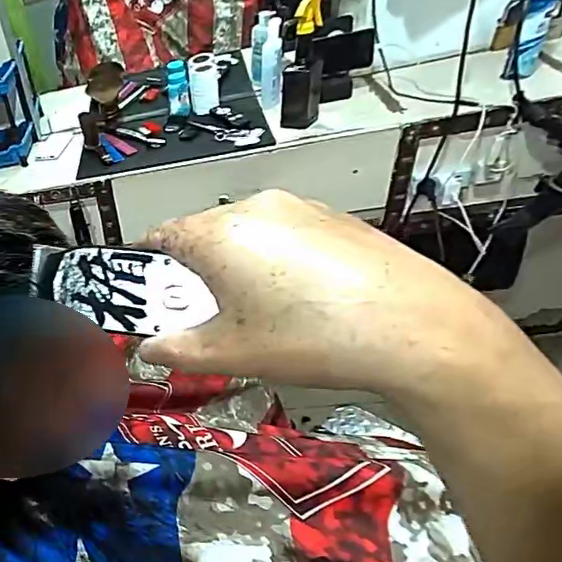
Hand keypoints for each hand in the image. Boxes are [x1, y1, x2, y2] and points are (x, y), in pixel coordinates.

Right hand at [138, 191, 555, 403]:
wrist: (412, 327)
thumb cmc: (312, 338)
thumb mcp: (233, 354)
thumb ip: (179, 350)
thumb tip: (151, 349)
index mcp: (219, 232)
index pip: (160, 236)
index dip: (149, 269)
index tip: (156, 298)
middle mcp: (257, 207)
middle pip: (205, 233)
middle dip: (197, 273)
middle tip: (213, 317)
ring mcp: (301, 207)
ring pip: (248, 233)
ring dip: (240, 266)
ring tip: (266, 313)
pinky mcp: (336, 218)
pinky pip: (288, 234)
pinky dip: (279, 260)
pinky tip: (306, 300)